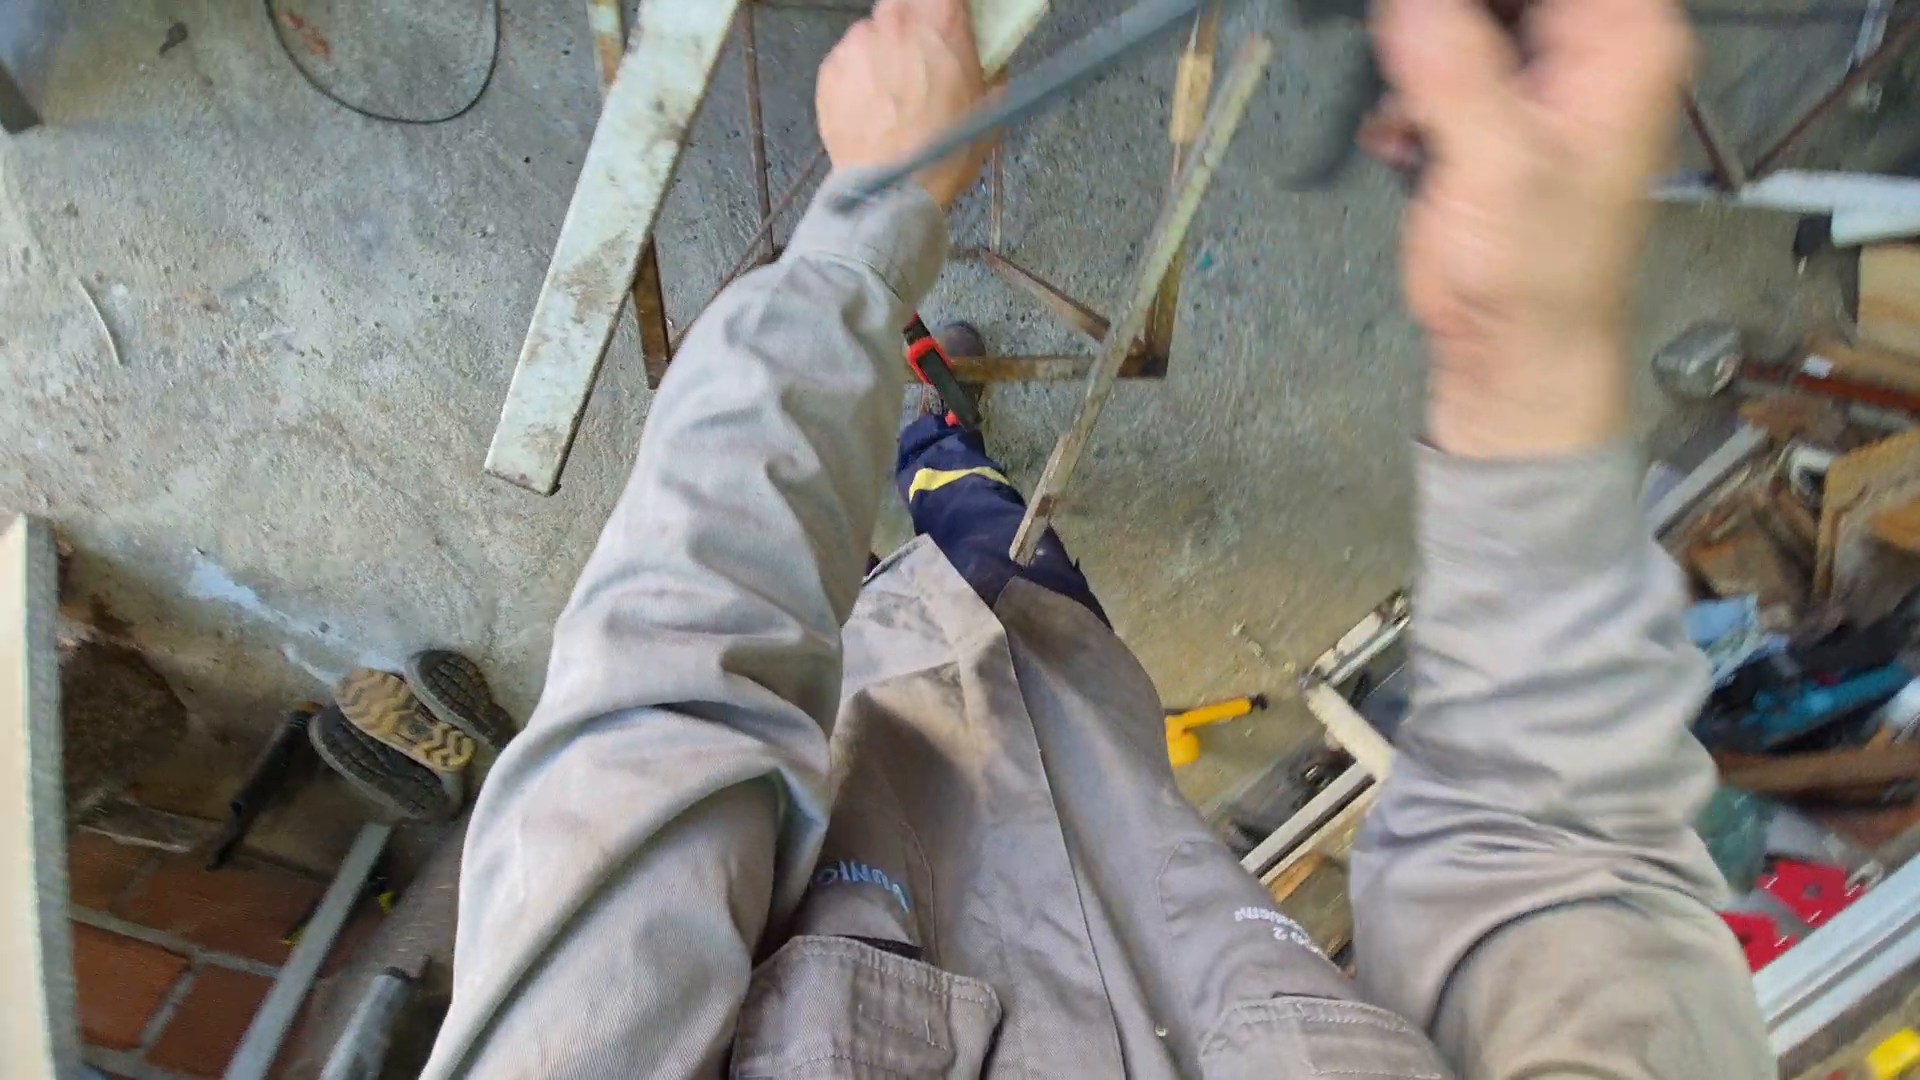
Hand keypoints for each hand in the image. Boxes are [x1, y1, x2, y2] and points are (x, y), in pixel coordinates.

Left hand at [816, 0, 990, 207]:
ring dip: (881, 60)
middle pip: (903, 9)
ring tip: (890, 104)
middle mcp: (895, 18)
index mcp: (941, 19)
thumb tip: (991, 65)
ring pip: (871, 38)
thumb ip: (990, 74)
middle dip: (911, 33)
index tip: (948, 30)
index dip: (946, 13)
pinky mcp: (829, 71)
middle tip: (918, 71)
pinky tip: (868, 116)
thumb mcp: (989, 115)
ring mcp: (857, 42)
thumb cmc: (944, 155)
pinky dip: (856, 84)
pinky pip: (846, 67)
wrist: (892, 194)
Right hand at [1370, 0, 1690, 456]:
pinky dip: (1407, 107)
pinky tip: (1394, 140)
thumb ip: (1453, 72)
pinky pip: (1440, 87)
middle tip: (1396, 50)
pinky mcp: (1485, 136)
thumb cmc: (1527, 267)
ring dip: (1416, 67)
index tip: (1411, 15)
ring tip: (1396, 117)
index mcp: (1618, 43)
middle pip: (1503, 4)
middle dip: (1441, 23)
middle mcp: (1581, 57)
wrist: (1506, 347)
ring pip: (1465, 34)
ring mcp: (1529, 97)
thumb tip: (1403, 3)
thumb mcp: (1495, 162)